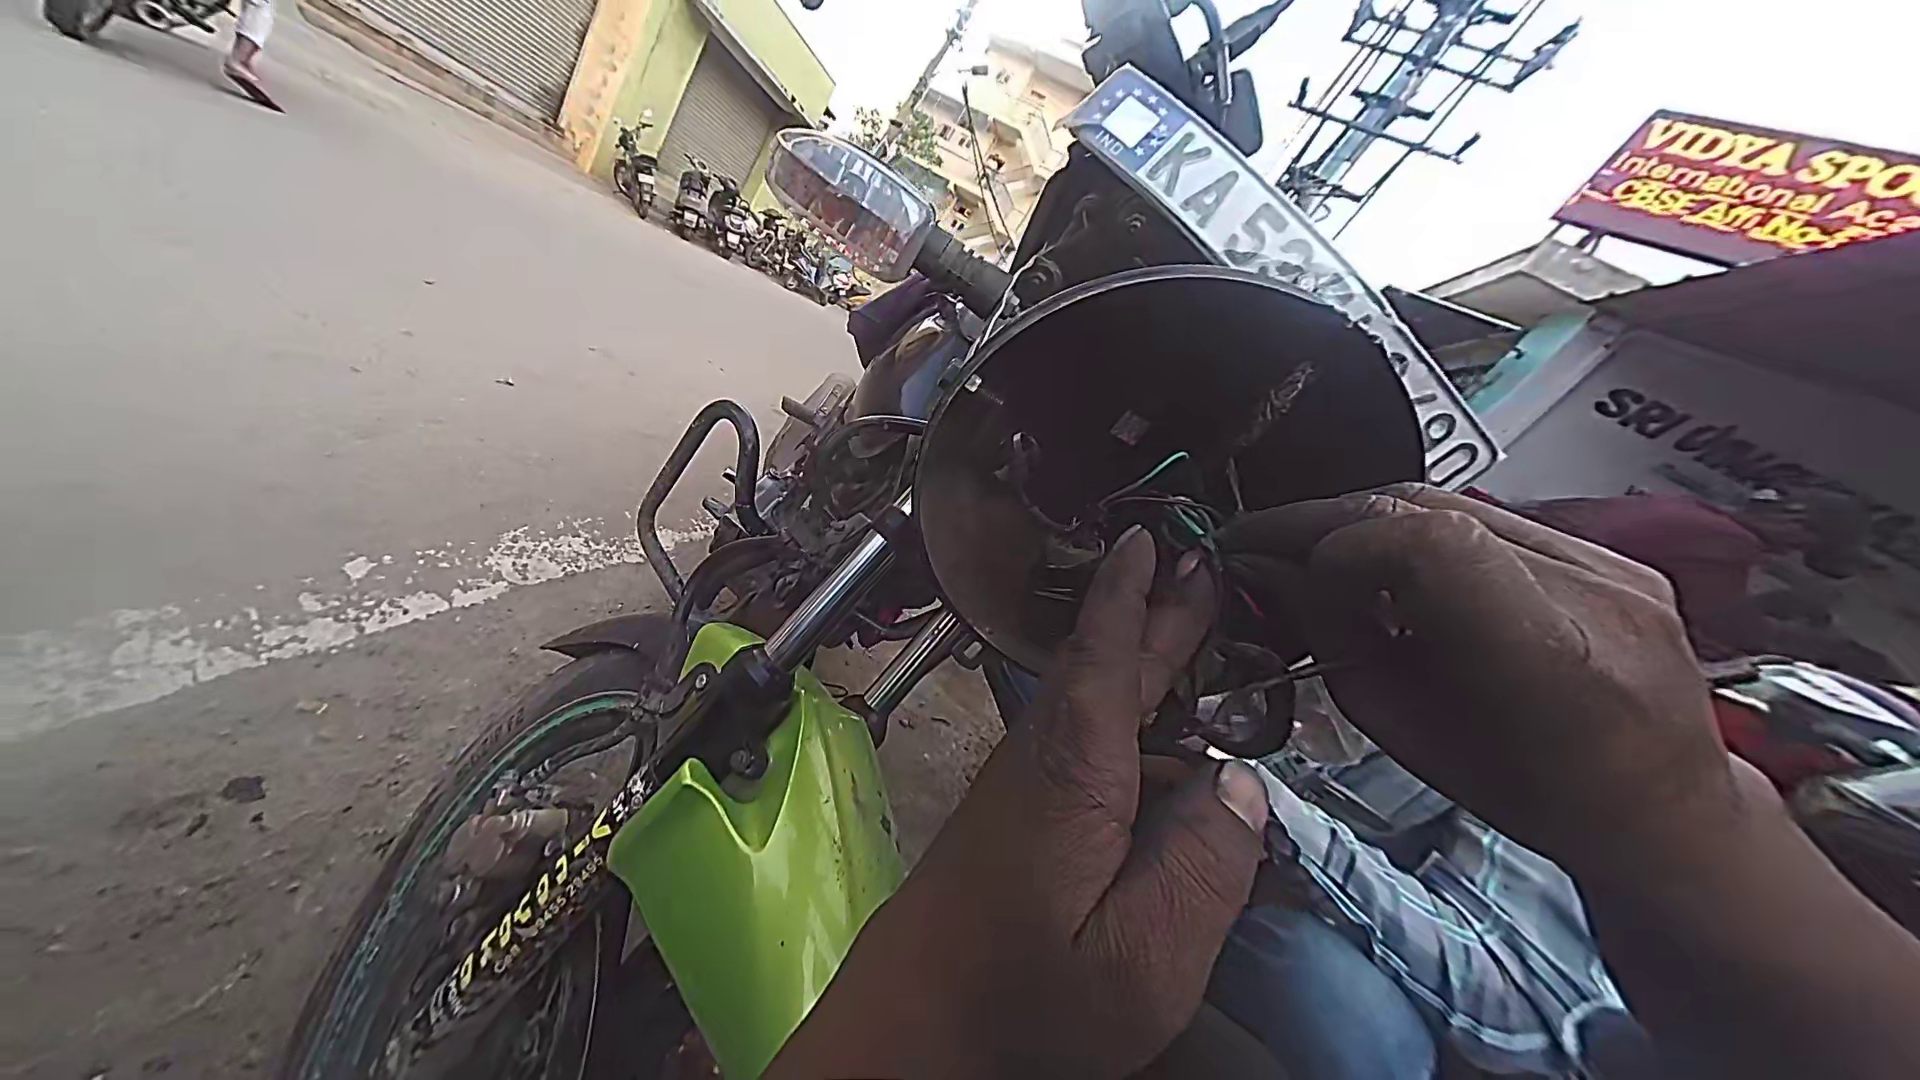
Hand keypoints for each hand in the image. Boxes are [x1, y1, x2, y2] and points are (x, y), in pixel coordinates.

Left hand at [768, 527, 1269, 1078]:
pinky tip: (1163, 720)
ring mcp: (1033, 772)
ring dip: (1142, 649)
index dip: (1126, 592)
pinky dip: (1129, 703)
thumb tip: (1239, 784)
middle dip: (1150, 607)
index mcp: (1076, 770)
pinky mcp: (1027, 798)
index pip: (1102, 655)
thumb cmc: (1024, 992)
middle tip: (1191, 561)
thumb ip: (1202, 868)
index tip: (1142, 541)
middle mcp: (1048, 753)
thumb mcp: (1141, 958)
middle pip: (1106, 662)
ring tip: (1187, 616)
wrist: (923, 1011)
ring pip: (1097, 691)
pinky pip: (1090, 728)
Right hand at [1218, 484, 1737, 877]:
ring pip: (1435, 497)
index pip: (1427, 544)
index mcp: (1544, 658)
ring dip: (1350, 520)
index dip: (1336, 546)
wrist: (1661, 803)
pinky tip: (1376, 561)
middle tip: (1256, 545)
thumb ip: (1332, 637)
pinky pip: (1466, 511)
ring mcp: (1604, 556)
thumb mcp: (1399, 727)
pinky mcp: (1599, 544)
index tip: (1279, 574)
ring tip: (1305, 552)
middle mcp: (1587, 589)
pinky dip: (1398, 528)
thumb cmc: (1520, 790)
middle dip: (1316, 521)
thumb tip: (1266, 570)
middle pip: (1418, 507)